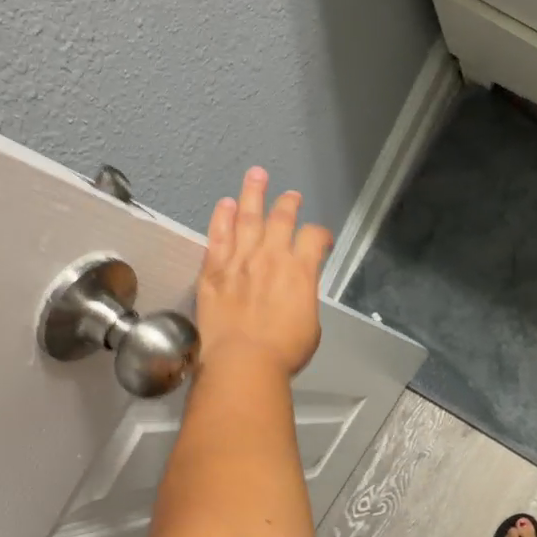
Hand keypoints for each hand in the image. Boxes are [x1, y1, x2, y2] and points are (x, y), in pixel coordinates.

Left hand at [197, 166, 332, 375]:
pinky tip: (225, 204)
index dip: (321, 235)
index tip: (322, 239)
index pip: (315, 239)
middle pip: (282, 218)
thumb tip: (296, 291)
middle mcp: (271, 256)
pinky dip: (222, 217)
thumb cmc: (285, 351)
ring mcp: (240, 259)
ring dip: (253, 194)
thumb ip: (303, 298)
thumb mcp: (310, 325)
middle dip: (289, 204)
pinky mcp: (214, 269)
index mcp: (301, 271)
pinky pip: (218, 235)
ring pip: (247, 217)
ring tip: (257, 175)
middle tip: (292, 195)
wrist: (244, 360)